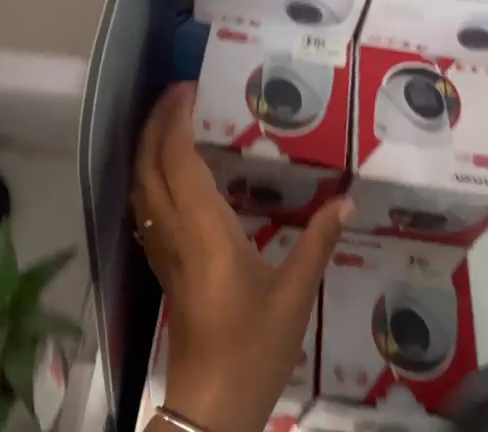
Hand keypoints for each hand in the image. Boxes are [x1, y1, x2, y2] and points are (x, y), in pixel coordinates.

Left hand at [132, 83, 352, 431]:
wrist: (212, 403)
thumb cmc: (254, 346)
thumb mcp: (295, 294)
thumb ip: (317, 242)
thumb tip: (346, 201)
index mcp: (204, 229)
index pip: (177, 160)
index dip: (175, 119)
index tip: (188, 87)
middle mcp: (174, 231)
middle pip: (149, 165)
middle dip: (155, 123)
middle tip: (177, 92)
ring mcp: (162, 250)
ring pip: (141, 186)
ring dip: (148, 147)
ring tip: (171, 120)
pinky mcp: (162, 266)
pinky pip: (145, 208)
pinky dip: (150, 177)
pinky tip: (169, 174)